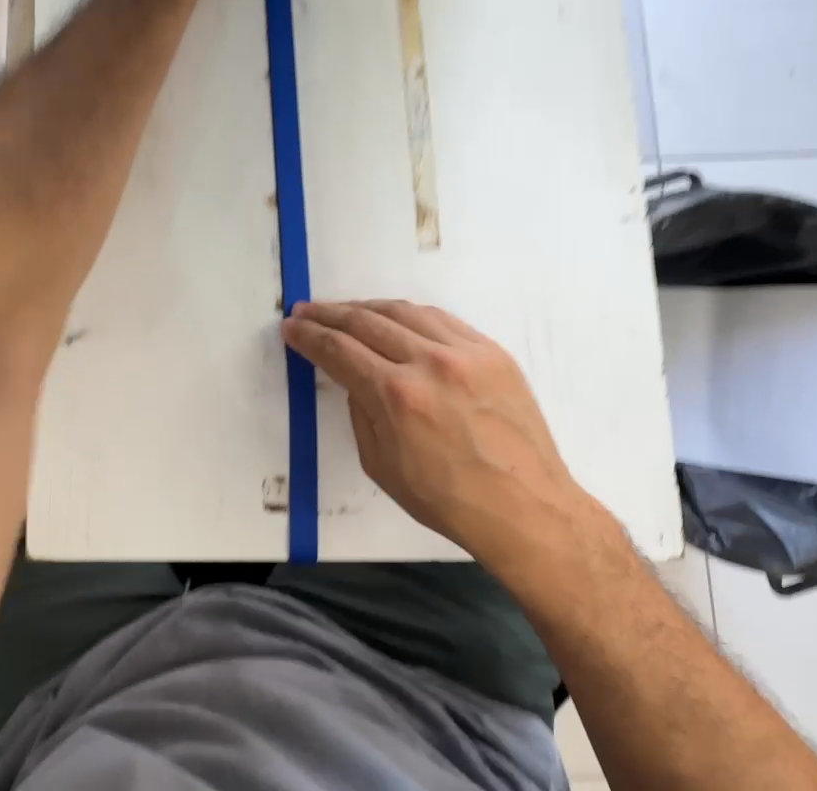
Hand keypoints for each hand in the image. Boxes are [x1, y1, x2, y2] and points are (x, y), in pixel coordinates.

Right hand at [282, 301, 604, 571]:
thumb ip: (361, 413)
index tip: (291, 328)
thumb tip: (354, 378)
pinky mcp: (492, 352)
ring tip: (345, 311)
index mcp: (396, 396)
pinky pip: (440, 319)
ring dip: (366, 307)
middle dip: (328, 314)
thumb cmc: (446, 500)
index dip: (309, 336)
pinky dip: (409, 314)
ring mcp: (465, 353)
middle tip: (306, 311)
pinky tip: (394, 318)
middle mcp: (428, 363)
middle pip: (366, 321)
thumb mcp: (380, 466)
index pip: (339, 350)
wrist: (525, 508)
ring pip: (403, 311)